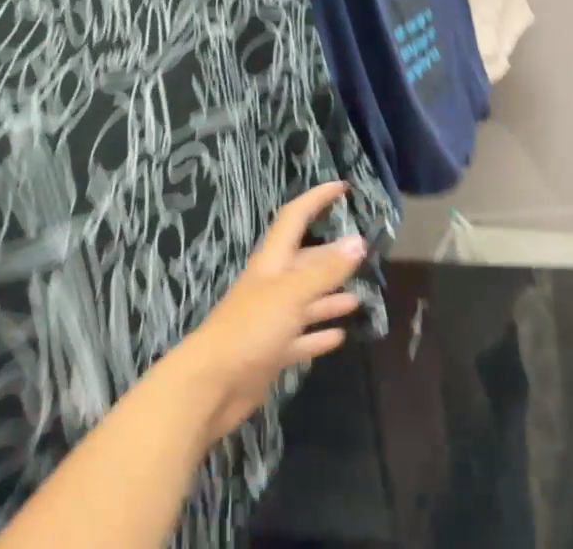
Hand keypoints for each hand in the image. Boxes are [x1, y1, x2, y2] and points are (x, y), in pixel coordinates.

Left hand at [172, 181, 368, 445]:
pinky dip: (318, 335)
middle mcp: (270, 287)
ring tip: (358, 296)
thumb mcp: (291, 294)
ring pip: (305, 302)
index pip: (294, 218)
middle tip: (363, 251)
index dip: (316, 199)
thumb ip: (325, 270)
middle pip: (303, 262)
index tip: (342, 187)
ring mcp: (269, 321)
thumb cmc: (249, 330)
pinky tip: (339, 336)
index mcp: (271, 264)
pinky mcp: (270, 353)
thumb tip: (358, 241)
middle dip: (331, 254)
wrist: (209, 386)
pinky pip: (300, 339)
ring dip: (329, 297)